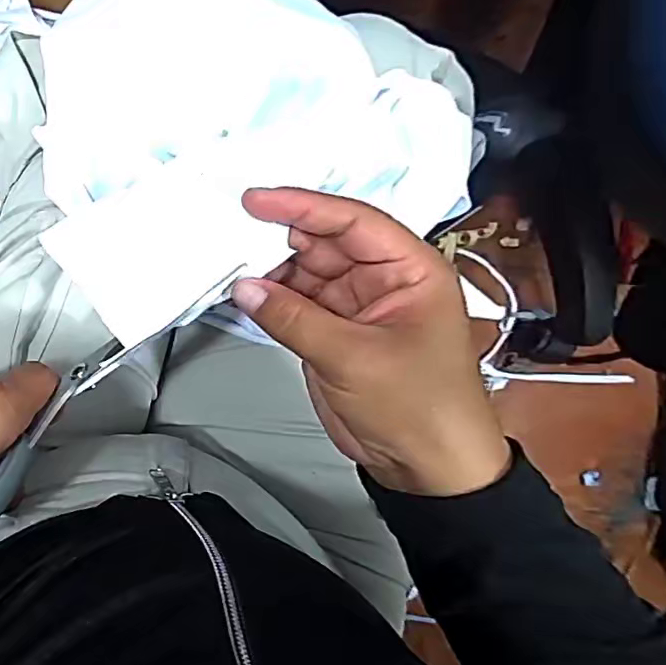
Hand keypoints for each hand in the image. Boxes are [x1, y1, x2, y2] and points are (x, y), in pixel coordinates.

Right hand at [231, 187, 509, 495]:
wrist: (426, 464)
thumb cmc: (426, 410)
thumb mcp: (353, 357)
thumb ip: (294, 318)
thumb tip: (250, 288)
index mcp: (411, 270)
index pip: (352, 221)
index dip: (302, 206)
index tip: (260, 200)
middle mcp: (385, 281)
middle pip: (325, 243)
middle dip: (282, 241)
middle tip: (239, 238)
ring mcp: (358, 306)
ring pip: (307, 273)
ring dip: (274, 273)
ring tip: (240, 273)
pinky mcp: (336, 331)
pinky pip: (298, 304)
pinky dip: (273, 301)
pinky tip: (252, 299)